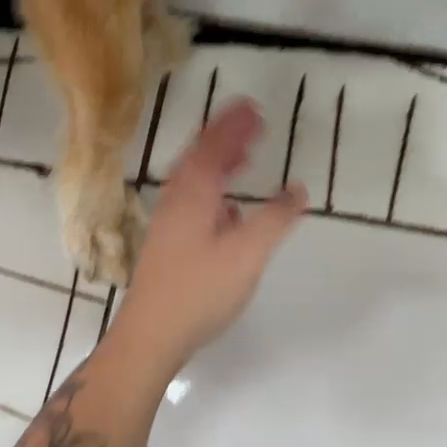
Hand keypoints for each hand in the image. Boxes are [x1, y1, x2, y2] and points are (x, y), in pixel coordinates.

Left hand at [112, 99, 306, 365]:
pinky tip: (223, 216)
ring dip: (216, 169)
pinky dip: (209, 197)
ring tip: (240, 164)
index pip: (213, 146)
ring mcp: (165, 230)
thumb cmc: (198, 292)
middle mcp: (174, 205)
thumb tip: (297, 190)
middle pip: (198, 161)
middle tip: (250, 130)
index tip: (254, 108)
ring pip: (191, 187)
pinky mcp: (163, 254)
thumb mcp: (247, 254)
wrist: (149, 337)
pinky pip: (188, 209)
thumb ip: (275, 219)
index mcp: (193, 195)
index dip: (234, 125)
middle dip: (224, 142)